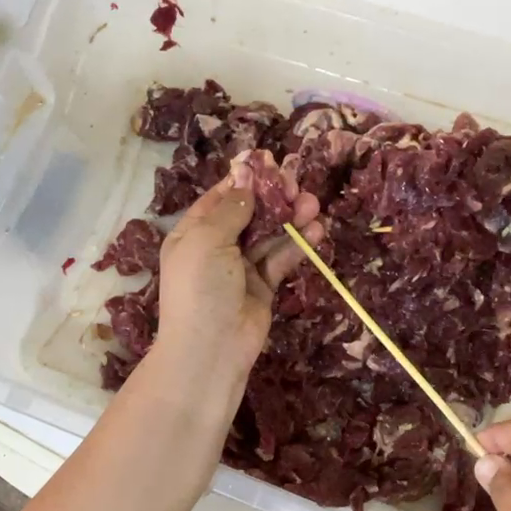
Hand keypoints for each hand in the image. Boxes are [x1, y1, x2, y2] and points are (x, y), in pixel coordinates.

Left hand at [153, 172, 320, 390]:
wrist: (210, 348)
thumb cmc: (200, 288)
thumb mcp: (207, 240)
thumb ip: (231, 208)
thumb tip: (246, 178)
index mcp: (193, 232)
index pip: (220, 197)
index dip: (245, 179)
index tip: (270, 161)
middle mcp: (216, 247)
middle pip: (249, 212)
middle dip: (273, 197)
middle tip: (296, 184)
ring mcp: (240, 268)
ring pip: (269, 234)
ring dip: (291, 219)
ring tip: (313, 205)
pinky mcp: (263, 287)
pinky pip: (281, 259)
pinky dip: (298, 245)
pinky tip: (316, 232)